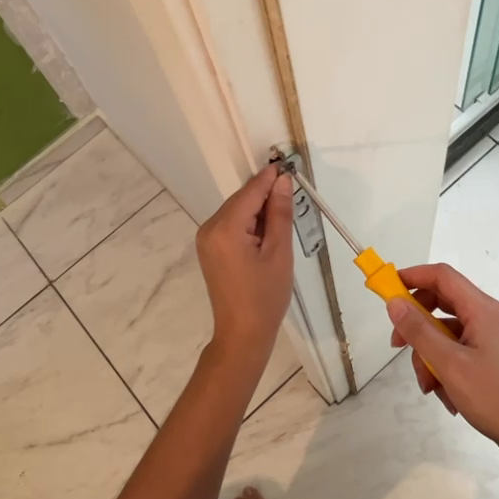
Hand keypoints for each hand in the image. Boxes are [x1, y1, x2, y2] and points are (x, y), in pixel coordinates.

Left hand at [196, 164, 295, 360]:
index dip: (270, 178)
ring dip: (258, 210)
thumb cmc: (265, 296)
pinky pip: (231, 225)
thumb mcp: (279, 252)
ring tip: (283, 219)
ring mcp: (206, 239)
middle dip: (265, 195)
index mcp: (225, 228)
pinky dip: (249, 223)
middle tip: (292, 194)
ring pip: (236, 211)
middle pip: (241, 200)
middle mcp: (209, 228)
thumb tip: (282, 181)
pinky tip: (266, 233)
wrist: (242, 333)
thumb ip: (279, 213)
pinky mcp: (209, 249)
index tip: (289, 165)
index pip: (250, 192)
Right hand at [388, 263, 498, 455]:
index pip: (442, 276)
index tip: (386, 290)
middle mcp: (490, 316)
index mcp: (483, 310)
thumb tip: (395, 303)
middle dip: (417, 324)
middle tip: (397, 345)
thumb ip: (419, 331)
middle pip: (443, 303)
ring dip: (430, 354)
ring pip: (448, 331)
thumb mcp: (449, 365)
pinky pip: (461, 348)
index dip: (411, 277)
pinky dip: (446, 365)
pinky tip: (445, 392)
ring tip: (430, 386)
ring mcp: (494, 336)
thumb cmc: (494, 398)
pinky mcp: (494, 354)